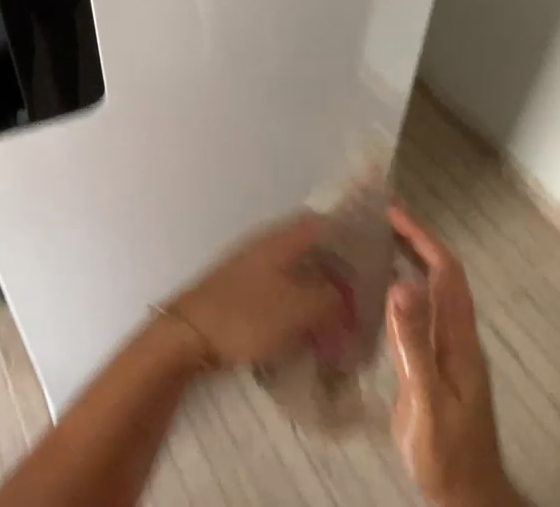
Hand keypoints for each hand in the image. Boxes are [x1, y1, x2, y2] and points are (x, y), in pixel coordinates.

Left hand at [167, 213, 348, 367]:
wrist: (187, 334)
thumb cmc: (245, 316)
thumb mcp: (299, 309)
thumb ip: (331, 298)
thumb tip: (349, 297)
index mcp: (282, 239)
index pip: (325, 224)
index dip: (351, 240)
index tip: (372, 266)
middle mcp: (268, 245)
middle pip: (314, 252)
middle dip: (338, 278)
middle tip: (357, 306)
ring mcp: (252, 267)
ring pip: (298, 275)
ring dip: (319, 298)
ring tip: (336, 327)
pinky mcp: (242, 292)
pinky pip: (282, 294)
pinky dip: (299, 309)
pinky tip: (307, 333)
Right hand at [386, 204, 518, 506]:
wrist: (465, 494)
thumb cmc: (446, 450)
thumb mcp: (426, 396)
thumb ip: (413, 342)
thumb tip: (400, 282)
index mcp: (459, 339)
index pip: (445, 273)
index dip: (422, 237)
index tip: (391, 212)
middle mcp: (457, 336)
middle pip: (442, 275)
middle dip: (415, 240)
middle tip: (377, 217)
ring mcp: (447, 351)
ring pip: (431, 292)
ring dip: (408, 260)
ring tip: (373, 240)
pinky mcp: (434, 365)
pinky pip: (420, 312)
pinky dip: (400, 289)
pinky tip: (376, 291)